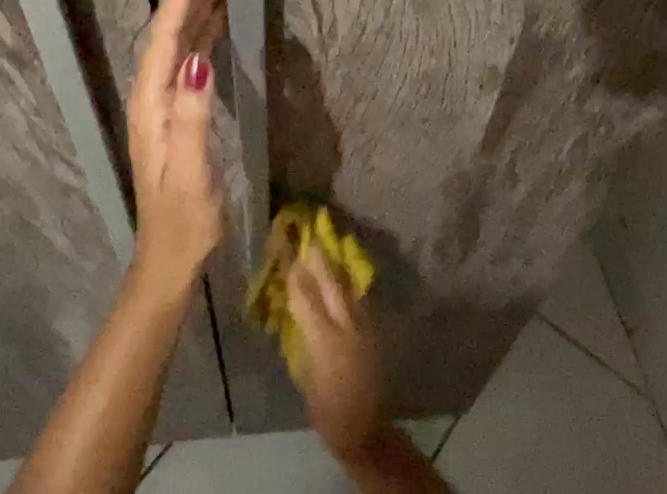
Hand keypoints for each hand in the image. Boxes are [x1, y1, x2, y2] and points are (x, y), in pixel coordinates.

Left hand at [126, 0, 226, 289]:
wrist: (169, 255)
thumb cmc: (184, 221)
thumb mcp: (191, 175)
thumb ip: (192, 118)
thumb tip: (198, 63)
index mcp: (152, 104)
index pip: (167, 35)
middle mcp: (153, 94)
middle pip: (172, 27)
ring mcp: (165, 100)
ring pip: (181, 37)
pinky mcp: (178, 107)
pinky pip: (190, 53)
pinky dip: (204, 26)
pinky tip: (218, 12)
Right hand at [289, 244, 387, 459]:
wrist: (365, 429)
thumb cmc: (326, 409)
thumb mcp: (305, 373)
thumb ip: (304, 339)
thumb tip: (297, 313)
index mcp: (323, 338)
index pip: (305, 296)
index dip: (296, 273)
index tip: (288, 251)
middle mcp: (346, 326)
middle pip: (332, 284)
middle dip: (320, 260)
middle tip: (311, 238)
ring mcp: (365, 327)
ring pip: (351, 289)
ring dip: (339, 269)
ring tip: (330, 250)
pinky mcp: (377, 333)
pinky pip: (363, 303)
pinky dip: (353, 288)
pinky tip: (348, 282)